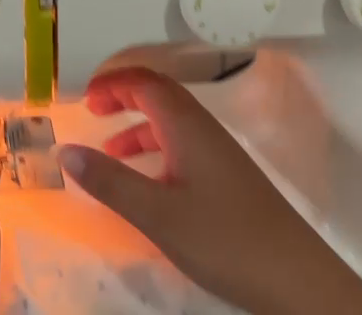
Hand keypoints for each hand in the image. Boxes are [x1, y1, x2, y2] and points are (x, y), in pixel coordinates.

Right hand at [56, 67, 361, 314]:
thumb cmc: (223, 238)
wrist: (297, 279)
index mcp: (186, 125)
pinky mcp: (228, 177)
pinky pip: (184, 144)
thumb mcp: (156, 214)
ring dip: (138, 127)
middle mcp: (203, 128)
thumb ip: (110, 181)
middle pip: (160, 94)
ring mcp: (220, 152)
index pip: (144, 82)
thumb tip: (65, 149)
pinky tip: (148, 183)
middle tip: (93, 113)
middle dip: (123, 97)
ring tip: (110, 154)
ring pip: (172, 122)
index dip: (112, 83)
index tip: (84, 100)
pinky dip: (157, 149)